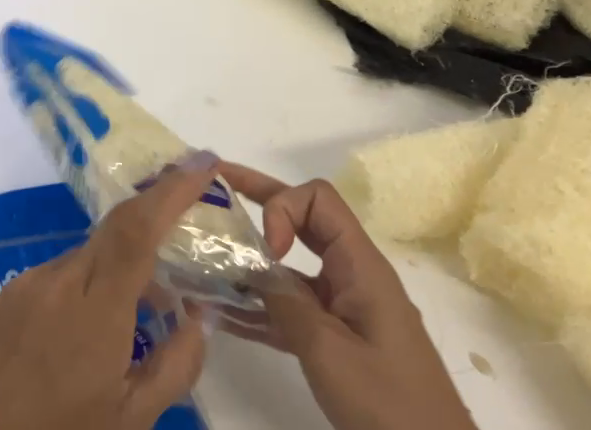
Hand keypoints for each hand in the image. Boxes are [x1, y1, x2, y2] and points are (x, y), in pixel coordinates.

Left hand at [0, 154, 219, 429]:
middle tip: (192, 224)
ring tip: (151, 307)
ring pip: (89, 255)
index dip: (172, 190)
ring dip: (124, 266)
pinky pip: (64, 273)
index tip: (203, 163)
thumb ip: (176, 364)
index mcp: (96, 307)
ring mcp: (30, 282)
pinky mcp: (10, 293)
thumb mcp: (133, 416)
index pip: (137, 229)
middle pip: (114, 230)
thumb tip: (200, 316)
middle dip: (156, 214)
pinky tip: (102, 324)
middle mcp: (60, 279)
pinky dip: (94, 282)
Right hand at [217, 161, 477, 429]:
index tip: (267, 248)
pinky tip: (219, 312)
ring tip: (202, 261)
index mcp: (361, 267)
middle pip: (302, 220)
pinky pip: (291, 307)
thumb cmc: (388, 403)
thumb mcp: (328, 350)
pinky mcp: (337, 339)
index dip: (282, 207)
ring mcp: (344, 308)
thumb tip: (249, 268)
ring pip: (290, 267)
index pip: (318, 200)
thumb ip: (283, 301)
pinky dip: (257, 305)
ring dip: (249, 263)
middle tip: (212, 188)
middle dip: (257, 202)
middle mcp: (352, 277)